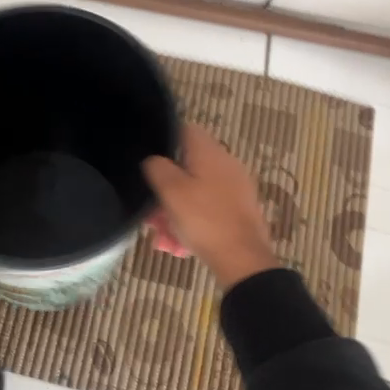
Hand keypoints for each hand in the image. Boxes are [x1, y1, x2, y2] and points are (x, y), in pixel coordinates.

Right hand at [142, 123, 278, 287]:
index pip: (184, 130)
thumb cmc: (204, 219)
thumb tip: (153, 159)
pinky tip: (179, 247)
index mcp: (210, 153)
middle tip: (151, 214)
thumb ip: (156, 168)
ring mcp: (235, 189)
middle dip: (164, 191)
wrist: (242, 259)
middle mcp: (226, 165)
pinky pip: (207, 211)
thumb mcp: (170, 191)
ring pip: (194, 194)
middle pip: (186, 169)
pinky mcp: (239, 212)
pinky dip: (191, 225)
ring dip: (174, 214)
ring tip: (163, 239)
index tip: (146, 161)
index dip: (163, 142)